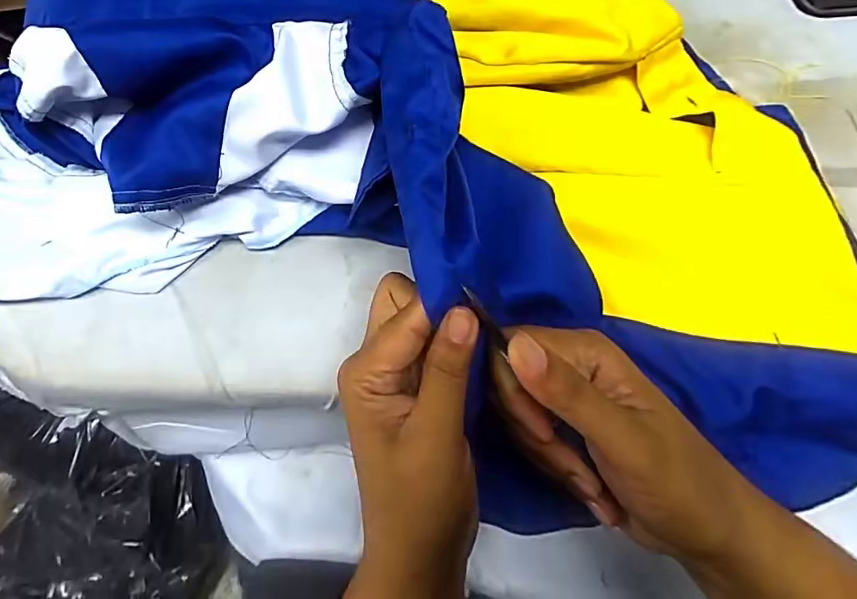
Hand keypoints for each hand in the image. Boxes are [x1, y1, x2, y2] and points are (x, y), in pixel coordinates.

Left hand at [338, 272, 479, 596]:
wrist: (419, 554)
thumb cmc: (421, 501)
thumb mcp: (437, 435)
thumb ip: (447, 369)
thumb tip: (464, 308)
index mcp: (367, 369)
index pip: (405, 312)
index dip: (444, 303)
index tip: (487, 303)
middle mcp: (373, 361)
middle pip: (403, 303)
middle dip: (441, 306)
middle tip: (485, 324)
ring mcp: (392, 373)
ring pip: (419, 321)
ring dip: (451, 325)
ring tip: (490, 338)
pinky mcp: (414, 386)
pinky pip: (431, 345)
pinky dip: (455, 345)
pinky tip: (483, 354)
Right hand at [492, 326, 856, 597]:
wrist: (713, 537)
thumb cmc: (678, 482)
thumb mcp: (623, 440)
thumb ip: (567, 393)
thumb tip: (515, 344)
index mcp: (585, 350)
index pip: (511, 345)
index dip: (514, 389)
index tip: (542, 432)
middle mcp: (570, 364)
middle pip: (510, 382)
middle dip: (536, 434)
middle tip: (575, 466)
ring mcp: (567, 397)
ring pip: (518, 416)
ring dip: (549, 459)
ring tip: (592, 483)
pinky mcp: (565, 428)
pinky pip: (531, 439)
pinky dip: (555, 469)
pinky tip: (592, 488)